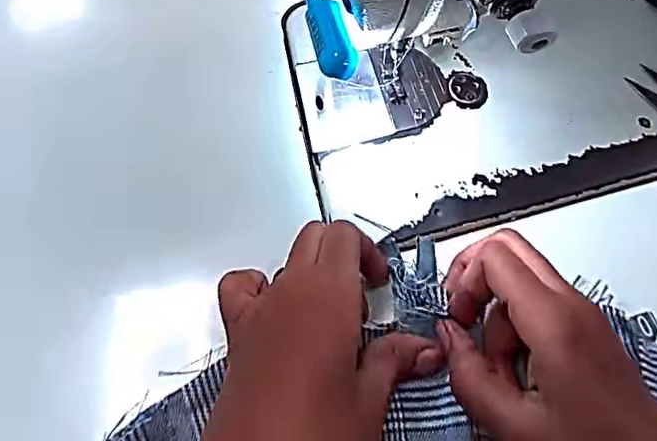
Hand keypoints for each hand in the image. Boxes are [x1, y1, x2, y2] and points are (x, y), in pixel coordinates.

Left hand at [201, 221, 443, 440]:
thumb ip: (392, 362)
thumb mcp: (368, 403)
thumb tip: (418, 348)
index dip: (368, 251)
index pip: (346, 235)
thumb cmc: (310, 437)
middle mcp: (290, 290)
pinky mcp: (238, 329)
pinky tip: (274, 312)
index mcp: (328, 295)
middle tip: (365, 297)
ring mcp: (260, 306)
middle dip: (343, 255)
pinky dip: (258, 287)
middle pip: (317, 237)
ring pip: (286, 260)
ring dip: (309, 276)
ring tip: (331, 320)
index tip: (382, 281)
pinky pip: (243, 285)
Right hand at [437, 230, 656, 440]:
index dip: (464, 279)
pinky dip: (519, 321)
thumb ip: (471, 379)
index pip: (493, 255)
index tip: (457, 315)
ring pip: (523, 275)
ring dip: (497, 309)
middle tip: (462, 311)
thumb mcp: (518, 429)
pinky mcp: (593, 332)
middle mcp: (575, 307)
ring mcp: (587, 317)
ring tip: (499, 366)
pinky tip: (522, 371)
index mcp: (556, 320)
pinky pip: (542, 301)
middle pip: (509, 247)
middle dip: (474, 274)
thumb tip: (450, 340)